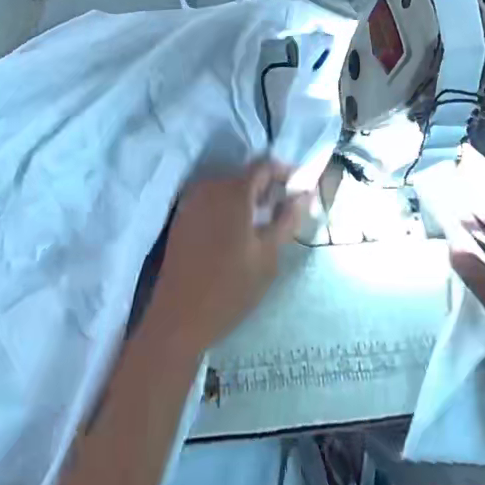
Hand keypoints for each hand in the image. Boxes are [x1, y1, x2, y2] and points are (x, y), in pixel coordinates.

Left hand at [145, 161, 309, 355]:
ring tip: (265, 222)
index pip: (264, 165)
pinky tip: (239, 231)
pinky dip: (229, 207)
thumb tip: (305, 193)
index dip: (286, 172)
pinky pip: (212, 200)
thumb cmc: (230, 288)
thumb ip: (288, 219)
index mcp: (233, 191)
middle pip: (245, 175)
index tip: (302, 188)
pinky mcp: (181, 218)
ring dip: (248, 197)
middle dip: (267, 186)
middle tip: (287, 209)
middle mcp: (209, 188)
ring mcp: (191, 202)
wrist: (179, 318)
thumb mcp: (268, 255)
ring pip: (228, 187)